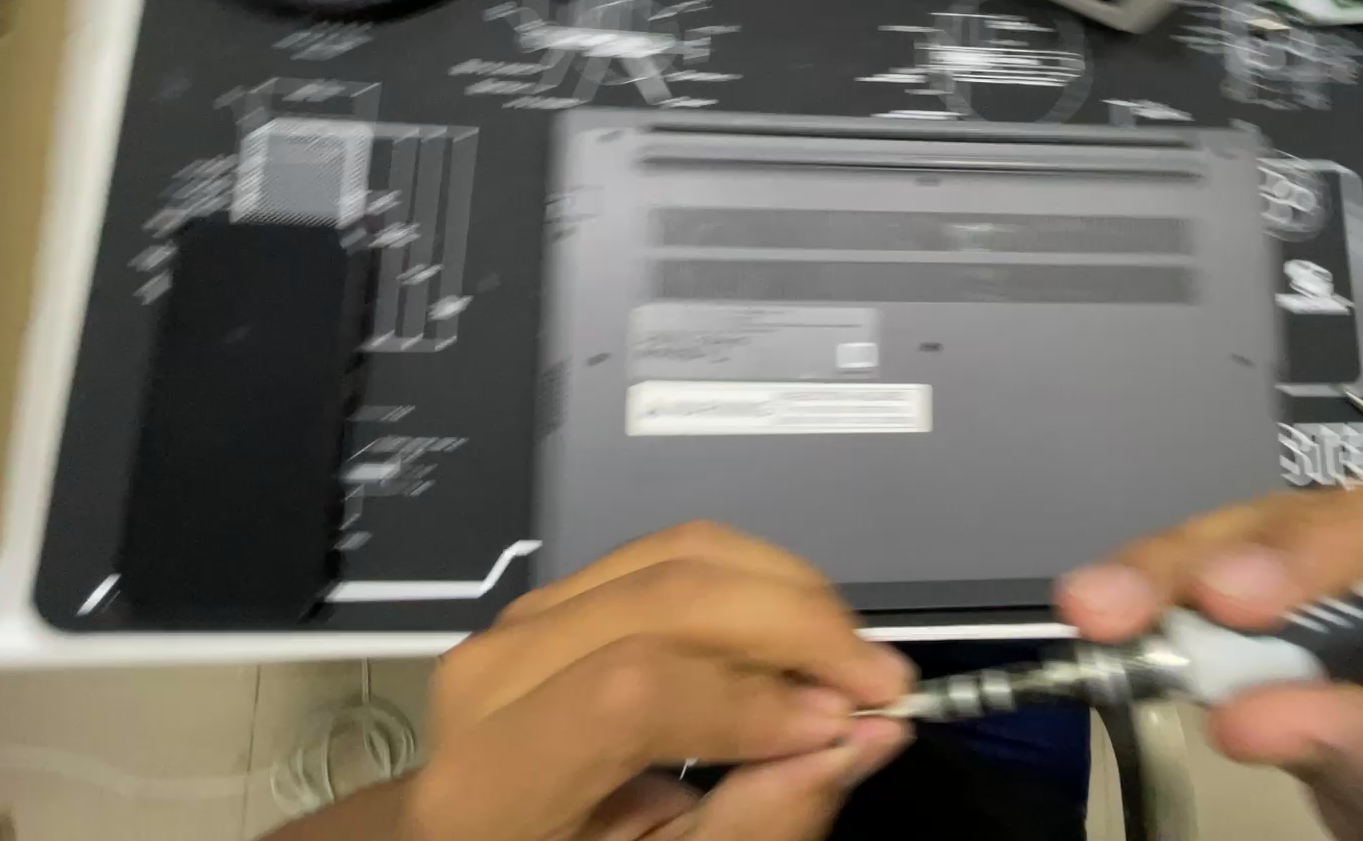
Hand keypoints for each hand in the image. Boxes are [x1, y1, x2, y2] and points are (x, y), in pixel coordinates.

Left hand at [406, 522, 914, 840]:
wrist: (484, 835)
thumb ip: (759, 822)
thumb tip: (868, 735)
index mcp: (493, 775)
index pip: (634, 691)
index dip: (752, 700)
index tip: (844, 726)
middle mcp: (501, 664)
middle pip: (671, 594)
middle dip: (795, 623)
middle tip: (878, 677)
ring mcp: (532, 610)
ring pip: (683, 550)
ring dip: (784, 589)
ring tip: (843, 651)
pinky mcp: (569, 587)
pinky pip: (674, 550)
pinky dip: (752, 577)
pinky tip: (791, 626)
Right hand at [1057, 448, 1362, 840]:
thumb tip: (1258, 714)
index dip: (1357, 535)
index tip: (1251, 601)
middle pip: (1354, 498)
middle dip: (1240, 547)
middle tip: (1147, 602)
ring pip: (1269, 519)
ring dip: (1176, 566)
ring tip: (1101, 608)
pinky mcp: (1307, 568)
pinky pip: (1226, 557)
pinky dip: (1164, 586)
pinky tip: (1117, 605)